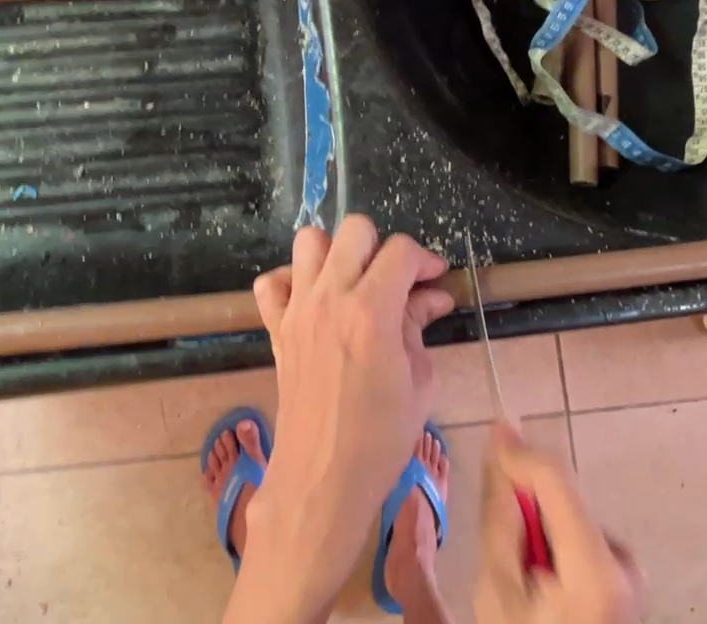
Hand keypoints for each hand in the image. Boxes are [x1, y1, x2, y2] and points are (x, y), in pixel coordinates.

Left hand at [225, 216, 454, 623]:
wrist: (323, 478)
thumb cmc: (381, 438)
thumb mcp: (419, 381)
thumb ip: (419, 327)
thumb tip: (431, 296)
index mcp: (372, 310)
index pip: (401, 251)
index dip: (425, 259)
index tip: (435, 280)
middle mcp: (330, 297)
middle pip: (354, 229)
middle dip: (382, 246)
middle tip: (395, 281)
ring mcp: (297, 309)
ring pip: (309, 241)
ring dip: (336, 253)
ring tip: (354, 283)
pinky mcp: (276, 327)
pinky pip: (271, 282)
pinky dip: (291, 281)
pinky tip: (313, 301)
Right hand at [476, 422, 641, 623]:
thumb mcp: (497, 590)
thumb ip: (501, 516)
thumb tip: (503, 449)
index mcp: (596, 569)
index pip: (555, 479)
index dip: (519, 450)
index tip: (491, 430)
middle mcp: (624, 563)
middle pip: (561, 499)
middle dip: (523, 504)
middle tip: (498, 545)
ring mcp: (630, 575)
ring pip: (567, 520)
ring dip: (537, 530)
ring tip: (518, 580)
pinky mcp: (627, 584)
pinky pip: (579, 543)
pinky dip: (553, 550)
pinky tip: (540, 592)